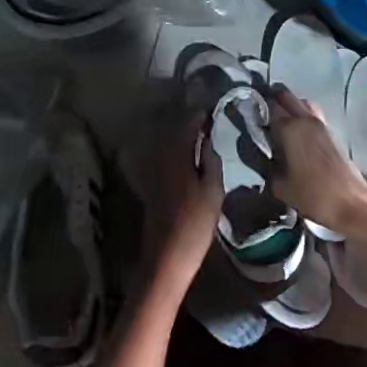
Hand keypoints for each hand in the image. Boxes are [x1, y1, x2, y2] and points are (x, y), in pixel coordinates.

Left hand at [153, 109, 222, 275]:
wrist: (167, 256)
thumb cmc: (195, 224)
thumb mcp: (213, 190)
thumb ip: (210, 161)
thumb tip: (208, 140)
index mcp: (177, 155)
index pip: (187, 123)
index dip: (199, 114)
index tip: (213, 109)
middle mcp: (161, 158)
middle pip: (175, 131)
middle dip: (190, 122)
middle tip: (209, 119)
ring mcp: (154, 171)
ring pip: (169, 144)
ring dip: (183, 136)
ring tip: (203, 135)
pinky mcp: (152, 185)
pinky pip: (166, 158)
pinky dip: (178, 152)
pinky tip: (191, 159)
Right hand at [267, 84, 366, 236]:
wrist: (352, 203)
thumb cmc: (313, 195)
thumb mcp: (279, 186)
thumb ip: (266, 167)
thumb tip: (262, 157)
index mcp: (289, 128)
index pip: (268, 107)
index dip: (255, 107)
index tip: (246, 113)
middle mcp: (305, 119)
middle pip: (286, 96)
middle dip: (272, 98)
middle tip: (260, 111)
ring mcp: (321, 124)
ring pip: (301, 102)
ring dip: (290, 104)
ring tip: (279, 119)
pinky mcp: (332, 132)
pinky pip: (312, 113)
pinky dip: (302, 115)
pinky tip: (296, 133)